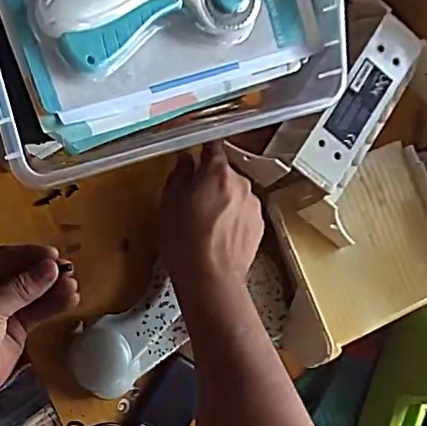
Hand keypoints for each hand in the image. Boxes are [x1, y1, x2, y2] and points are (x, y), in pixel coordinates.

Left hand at [0, 245, 79, 408]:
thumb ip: (22, 287)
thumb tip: (51, 267)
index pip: (6, 258)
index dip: (30, 255)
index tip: (54, 255)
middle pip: (22, 274)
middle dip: (45, 272)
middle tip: (69, 270)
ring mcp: (3, 310)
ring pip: (33, 294)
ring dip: (53, 289)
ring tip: (73, 285)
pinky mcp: (16, 329)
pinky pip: (37, 312)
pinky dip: (53, 306)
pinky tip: (70, 299)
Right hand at [159, 142, 263, 300]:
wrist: (210, 278)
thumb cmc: (186, 244)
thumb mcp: (169, 204)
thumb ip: (178, 176)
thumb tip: (185, 163)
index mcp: (217, 172)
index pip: (213, 147)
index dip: (202, 149)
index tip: (196, 151)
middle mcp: (240, 184)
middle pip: (224, 173)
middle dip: (209, 182)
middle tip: (190, 200)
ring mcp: (252, 205)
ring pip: (234, 194)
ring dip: (222, 202)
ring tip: (203, 224)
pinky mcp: (258, 225)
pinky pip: (242, 214)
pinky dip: (231, 219)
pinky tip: (215, 235)